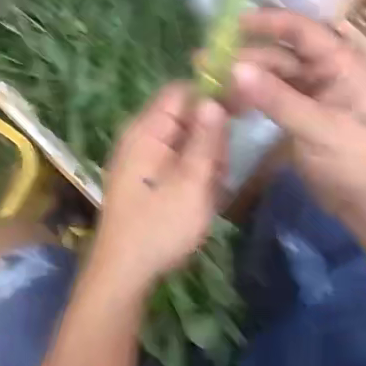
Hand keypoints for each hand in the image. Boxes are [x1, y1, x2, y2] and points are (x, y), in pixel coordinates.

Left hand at [89, 84, 227, 294]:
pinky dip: (195, 174)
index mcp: (147, 130)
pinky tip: (203, 197)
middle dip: (212, 136)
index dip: (213, 94)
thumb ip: (207, 138)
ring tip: (213, 188)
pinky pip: (178, 162)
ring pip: (186, 142)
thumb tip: (215, 99)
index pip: (182, 90)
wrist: (124, 274)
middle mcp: (141, 137)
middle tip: (222, 167)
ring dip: (206, 159)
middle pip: (186, 116)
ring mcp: (142, 159)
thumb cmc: (160, 226)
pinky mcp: (146, 179)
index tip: (242, 110)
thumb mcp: (193, 181)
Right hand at [228, 8, 365, 216]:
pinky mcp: (300, 114)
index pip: (301, 30)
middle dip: (244, 56)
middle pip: (279, 54)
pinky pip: (271, 97)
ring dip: (243, 78)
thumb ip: (277, 99)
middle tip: (204, 62)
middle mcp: (326, 71)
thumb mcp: (317, 128)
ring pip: (271, 76)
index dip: (267, 22)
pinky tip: (226, 102)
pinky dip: (250, 98)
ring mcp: (312, 93)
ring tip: (209, 84)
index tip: (229, 26)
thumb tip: (235, 69)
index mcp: (341, 64)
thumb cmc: (355, 161)